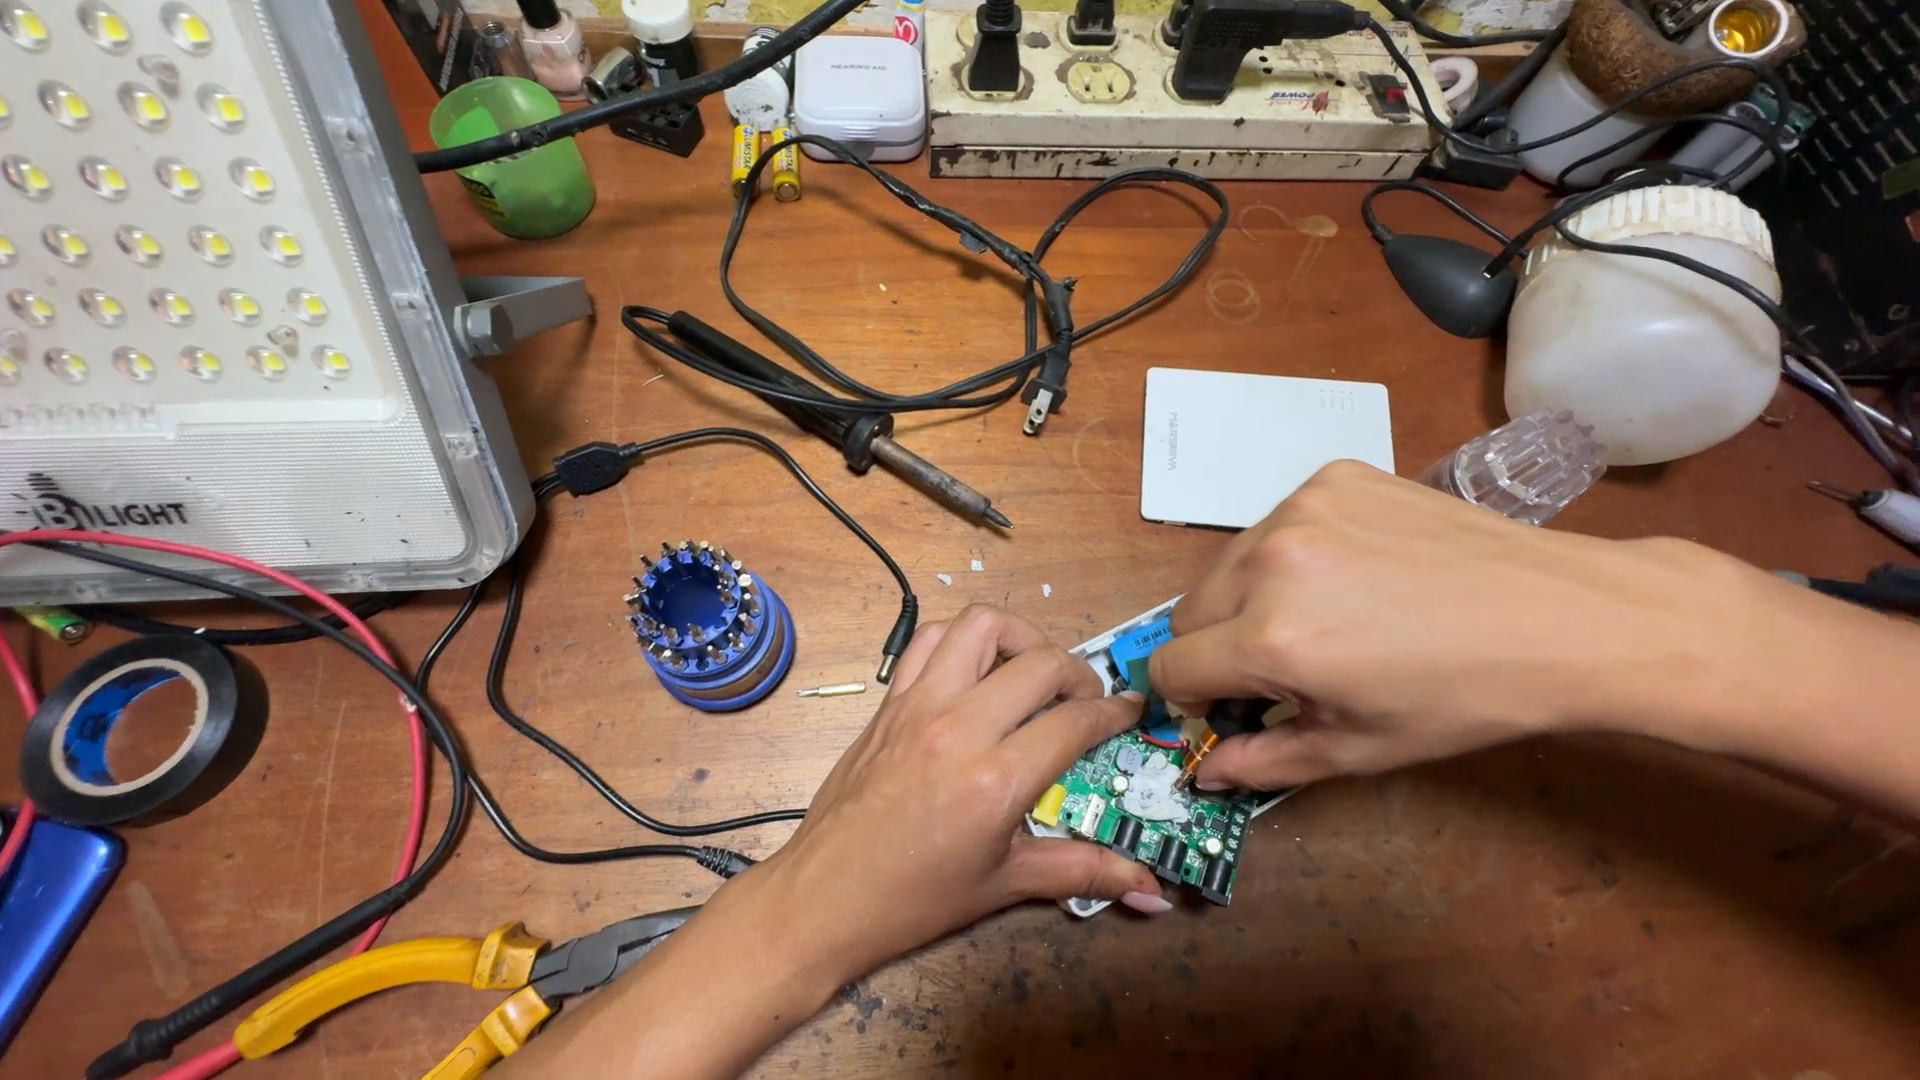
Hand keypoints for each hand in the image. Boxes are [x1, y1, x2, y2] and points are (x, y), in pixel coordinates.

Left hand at [754, 605, 1169, 986]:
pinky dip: (961, 639)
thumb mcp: (1006, 884)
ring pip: (980, 626)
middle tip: (1084, 699)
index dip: (1114, 712)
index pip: (1075, 721)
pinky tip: (975, 669)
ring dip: (1019, 637)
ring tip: (1031, 670)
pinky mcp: (889, 699)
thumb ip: (1084, 872)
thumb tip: (1154, 892)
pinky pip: (928, 640)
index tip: (1130, 710)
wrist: (825, 896)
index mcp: (996, 778)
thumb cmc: (917, 898)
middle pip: (1040, 663)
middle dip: (1078, 673)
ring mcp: (919, 704)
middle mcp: (960, 726)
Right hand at [1148, 460, 1751, 790]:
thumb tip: (1204, 769)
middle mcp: (1269, 562)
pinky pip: (1275, 523)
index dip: (1191, 696)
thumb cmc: (1464, 698)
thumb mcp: (1360, 748)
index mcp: (1273, 639)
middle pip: (1187, 612)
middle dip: (1216, 646)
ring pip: (1227, 565)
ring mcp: (1300, 508)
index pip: (1170, 666)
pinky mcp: (1331, 475)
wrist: (1566, 615)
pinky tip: (1351, 568)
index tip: (1231, 704)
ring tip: (1322, 612)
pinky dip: (1291, 553)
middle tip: (1280, 663)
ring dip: (1248, 597)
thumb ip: (1264, 762)